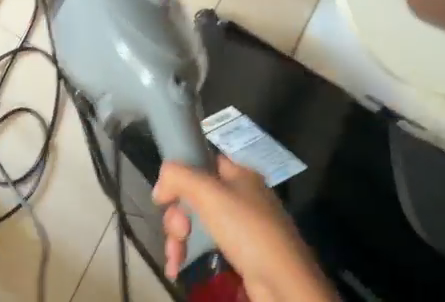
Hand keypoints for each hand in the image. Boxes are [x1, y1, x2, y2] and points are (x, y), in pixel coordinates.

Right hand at [152, 158, 334, 301]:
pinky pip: (207, 244)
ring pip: (198, 221)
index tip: (166, 195)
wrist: (285, 284)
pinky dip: (189, 253)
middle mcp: (242, 196)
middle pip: (195, 194)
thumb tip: (159, 188)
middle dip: (177, 214)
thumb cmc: (248, 230)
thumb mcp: (209, 193)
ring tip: (174, 257)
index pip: (202, 160)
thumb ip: (178, 177)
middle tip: (178, 231)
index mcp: (239, 174)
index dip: (180, 174)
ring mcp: (242, 226)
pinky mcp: (241, 253)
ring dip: (179, 237)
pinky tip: (177, 266)